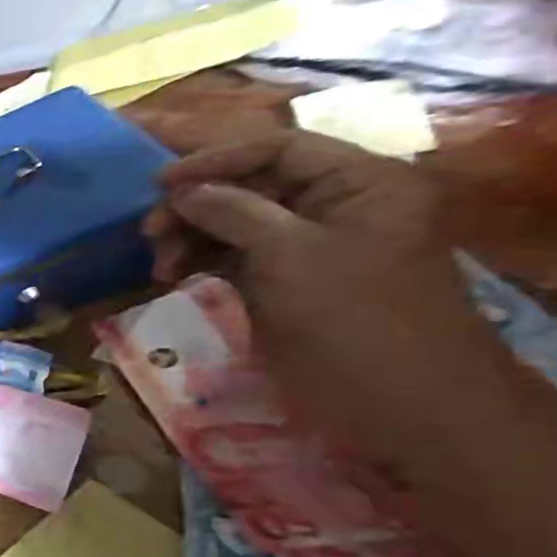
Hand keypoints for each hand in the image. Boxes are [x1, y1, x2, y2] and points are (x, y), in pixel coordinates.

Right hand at [141, 133, 510, 451]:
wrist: (405, 407)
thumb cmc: (356, 320)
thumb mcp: (291, 255)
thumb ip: (234, 212)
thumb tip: (184, 190)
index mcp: (360, 183)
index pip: (278, 148)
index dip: (215, 160)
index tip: (160, 184)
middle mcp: (336, 206)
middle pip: (251, 184)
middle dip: (196, 205)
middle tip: (150, 232)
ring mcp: (309, 247)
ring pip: (236, 222)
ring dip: (191, 236)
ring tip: (159, 264)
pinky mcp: (288, 282)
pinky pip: (236, 256)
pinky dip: (202, 261)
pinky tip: (172, 276)